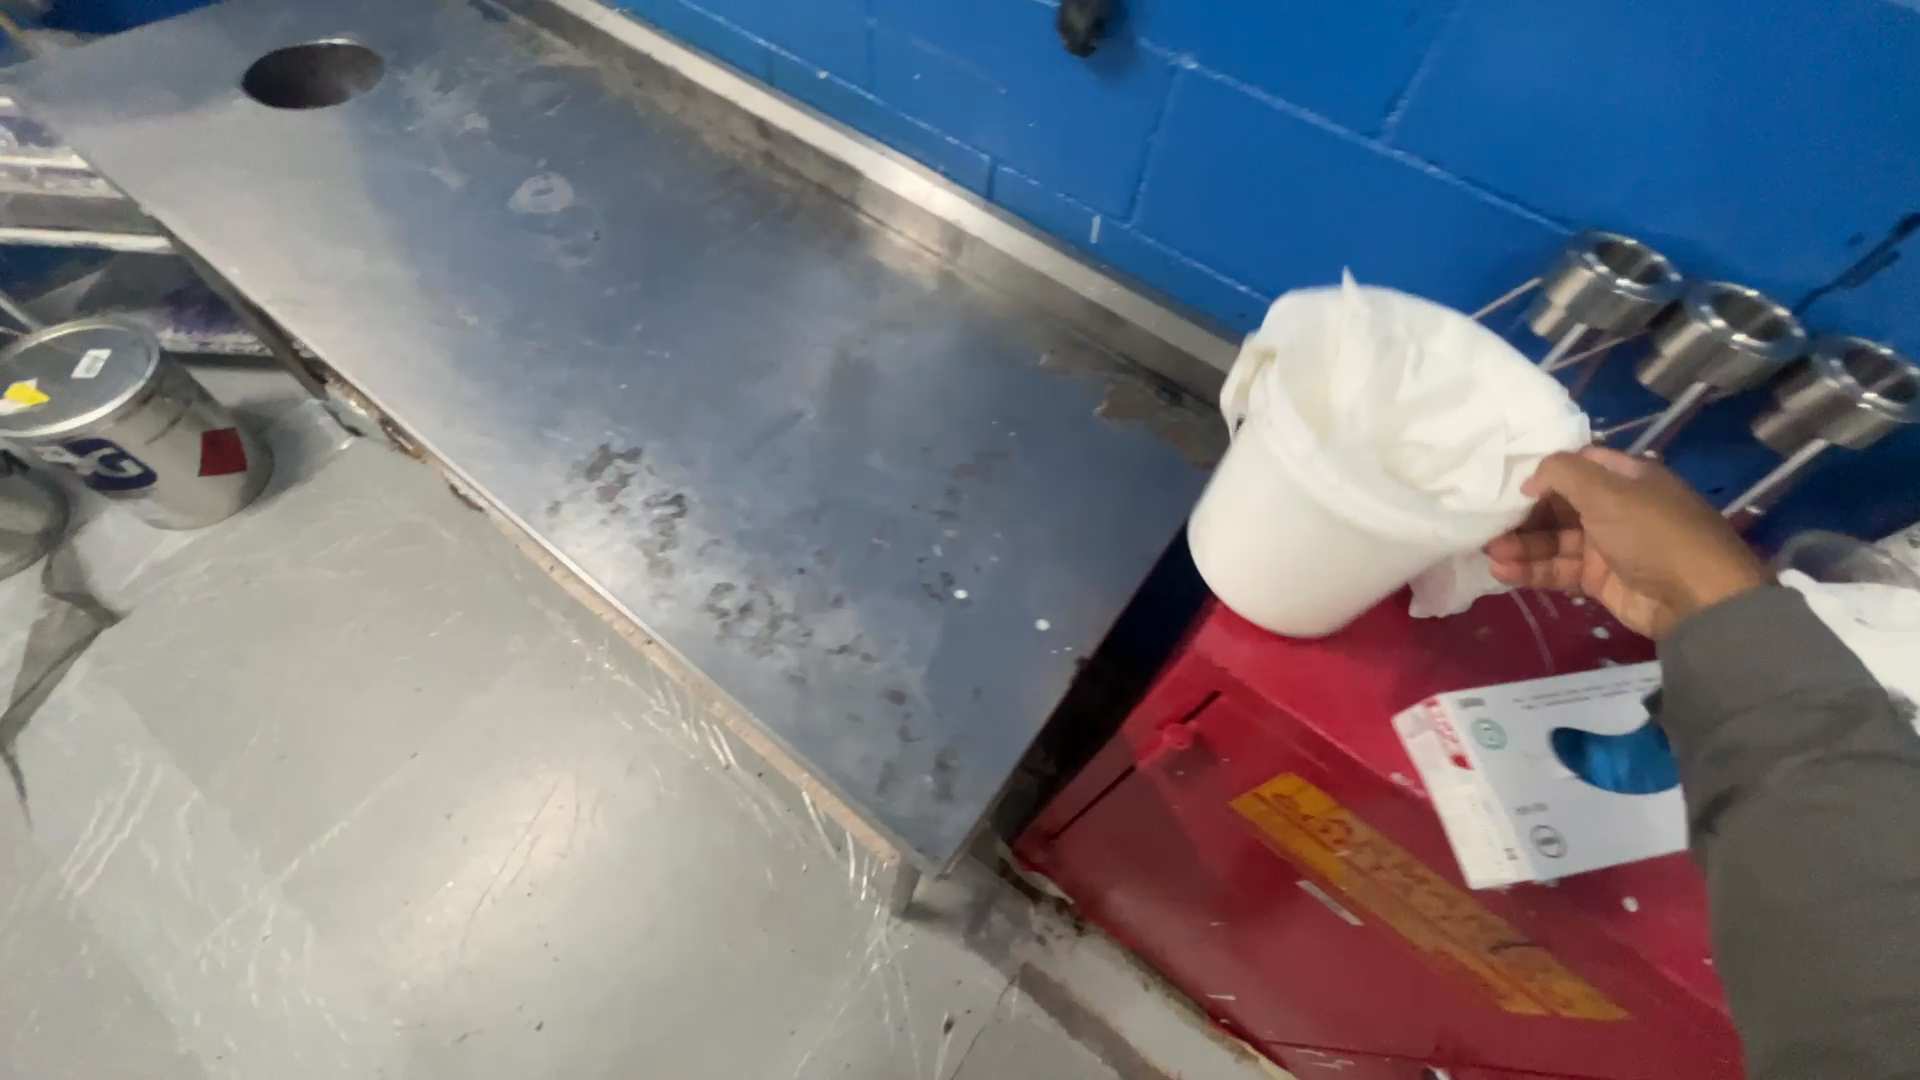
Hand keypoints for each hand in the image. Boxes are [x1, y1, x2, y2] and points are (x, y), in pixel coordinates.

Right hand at [1484, 447, 1768, 639]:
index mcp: (1626, 481)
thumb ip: (1561, 474)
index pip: (1577, 466)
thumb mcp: (1608, 492)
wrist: (1696, 600)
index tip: (1510, 485)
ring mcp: (1605, 546)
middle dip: (1521, 516)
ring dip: (1520, 546)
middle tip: (1490, 527)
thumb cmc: (1653, 535)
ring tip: (1492, 554)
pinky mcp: (1596, 578)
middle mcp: (1615, 509)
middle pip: (1556, 506)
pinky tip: (1502, 572)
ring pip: (1551, 540)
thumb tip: (1528, 481)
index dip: (1544, 474)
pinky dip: (1529, 570)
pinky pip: (1556, 569)